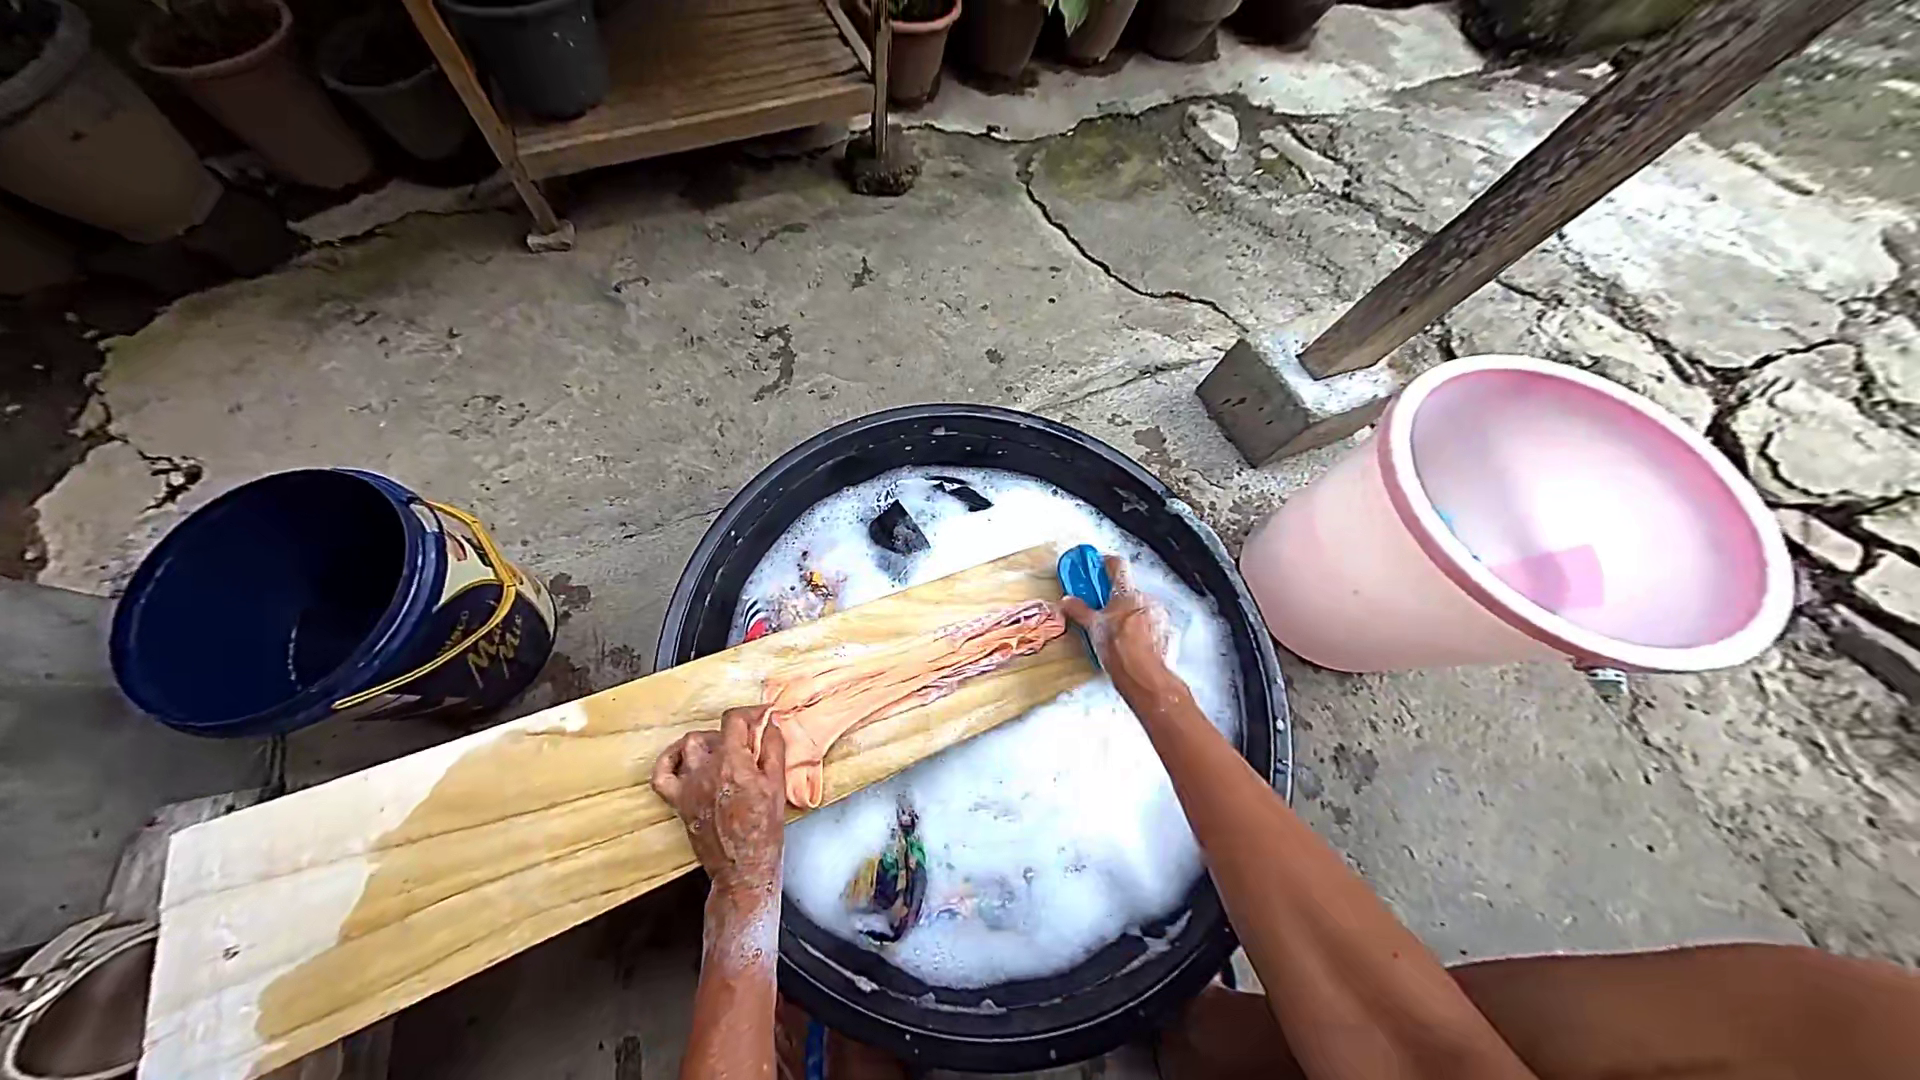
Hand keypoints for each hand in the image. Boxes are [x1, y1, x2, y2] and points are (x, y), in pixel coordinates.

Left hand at [652, 706, 787, 897]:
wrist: (744, 865)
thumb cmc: (764, 827)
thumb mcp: (777, 783)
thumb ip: (773, 748)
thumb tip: (769, 724)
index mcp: (733, 763)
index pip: (734, 720)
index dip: (750, 712)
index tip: (761, 715)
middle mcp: (706, 770)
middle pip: (714, 731)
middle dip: (734, 731)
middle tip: (749, 741)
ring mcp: (689, 786)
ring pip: (689, 745)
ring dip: (708, 740)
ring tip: (723, 750)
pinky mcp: (679, 802)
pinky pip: (662, 774)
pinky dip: (669, 760)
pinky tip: (684, 758)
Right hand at [1060, 555, 1176, 696]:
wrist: (1146, 678)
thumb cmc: (1119, 650)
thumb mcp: (1093, 629)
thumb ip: (1079, 610)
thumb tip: (1067, 601)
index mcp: (1127, 593)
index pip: (1118, 565)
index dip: (1106, 562)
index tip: (1097, 566)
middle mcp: (1146, 599)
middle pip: (1128, 590)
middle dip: (1115, 598)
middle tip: (1101, 611)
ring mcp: (1160, 615)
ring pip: (1141, 608)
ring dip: (1129, 615)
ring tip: (1116, 634)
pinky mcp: (1169, 632)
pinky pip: (1152, 624)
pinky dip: (1142, 630)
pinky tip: (1132, 645)